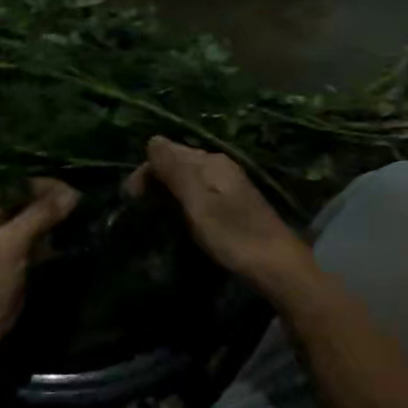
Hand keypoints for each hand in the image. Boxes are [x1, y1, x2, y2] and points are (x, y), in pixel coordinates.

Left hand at [0, 178, 80, 363]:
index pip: (14, 184)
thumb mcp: (9, 245)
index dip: (45, 186)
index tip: (75, 191)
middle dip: (52, 203)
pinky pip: (34, 242)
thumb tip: (72, 192)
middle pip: (25, 202)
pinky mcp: (12, 260)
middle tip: (83, 203)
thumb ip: (39, 215)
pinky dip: (51, 240)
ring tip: (84, 215)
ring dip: (54, 221)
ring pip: (32, 222)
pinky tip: (73, 235)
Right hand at [130, 137, 315, 293]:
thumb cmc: (234, 236)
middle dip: (154, 180)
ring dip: (166, 192)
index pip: (167, 152)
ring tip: (152, 215)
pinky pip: (198, 194)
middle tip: (137, 209)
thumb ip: (176, 171)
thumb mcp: (198, 203)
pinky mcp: (232, 205)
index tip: (130, 199)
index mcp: (211, 162)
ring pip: (187, 179)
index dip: (145, 172)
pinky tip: (177, 218)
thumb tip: (152, 139)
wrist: (278, 268)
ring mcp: (228, 186)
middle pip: (177, 163)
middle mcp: (220, 167)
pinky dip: (182, 202)